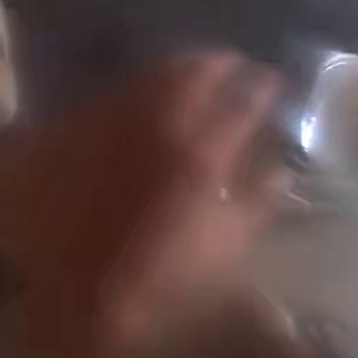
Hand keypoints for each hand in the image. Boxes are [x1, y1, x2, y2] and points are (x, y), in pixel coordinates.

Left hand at [0, 51, 287, 357]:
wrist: (75, 296)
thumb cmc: (158, 280)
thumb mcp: (224, 248)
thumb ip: (258, 205)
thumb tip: (283, 173)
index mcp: (199, 155)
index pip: (242, 104)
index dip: (263, 86)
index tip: (274, 78)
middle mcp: (155, 126)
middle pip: (193, 74)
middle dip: (218, 62)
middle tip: (233, 61)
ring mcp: (111, 124)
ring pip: (150, 76)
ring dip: (177, 67)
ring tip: (191, 67)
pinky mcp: (76, 130)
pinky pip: (112, 95)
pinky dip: (135, 90)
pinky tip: (140, 98)